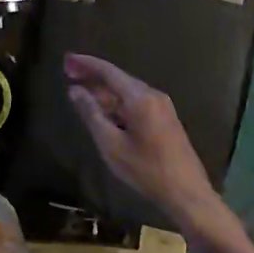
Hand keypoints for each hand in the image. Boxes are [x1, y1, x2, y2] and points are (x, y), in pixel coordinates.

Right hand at [64, 54, 218, 219]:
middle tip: (69, 72)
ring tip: (81, 92)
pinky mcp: (165, 119)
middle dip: (93, 75)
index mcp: (140, 98)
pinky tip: (104, 111)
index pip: (109, 71)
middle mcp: (153, 95)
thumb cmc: (146, 170)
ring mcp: (162, 106)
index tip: (67, 60)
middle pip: (119, 79)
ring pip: (127, 91)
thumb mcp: (111, 145)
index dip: (87, 64)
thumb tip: (75, 90)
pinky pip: (136, 102)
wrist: (186, 192)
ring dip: (104, 90)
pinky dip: (117, 102)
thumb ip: (92, 114)